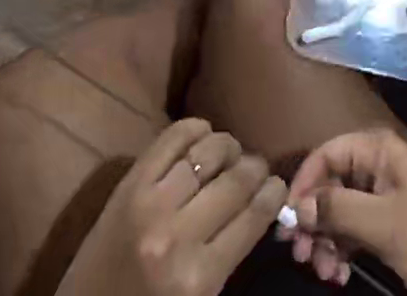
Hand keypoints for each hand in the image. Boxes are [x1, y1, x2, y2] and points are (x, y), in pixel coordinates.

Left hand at [60, 118, 287, 295]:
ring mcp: (151, 204)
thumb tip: (261, 205)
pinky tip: (203, 135)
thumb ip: (230, 255)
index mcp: (200, 277)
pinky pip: (171, 139)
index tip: (278, 184)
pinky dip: (195, 129)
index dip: (274, 192)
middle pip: (236, 180)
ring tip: (231, 153)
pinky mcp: (128, 185)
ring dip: (228, 147)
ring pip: (208, 152)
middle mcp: (179, 236)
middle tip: (258, 167)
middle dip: (256, 168)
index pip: (255, 216)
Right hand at [285, 129, 406, 290]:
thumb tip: (295, 205)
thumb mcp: (384, 224)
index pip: (330, 152)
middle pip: (331, 184)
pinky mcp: (390, 231)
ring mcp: (386, 201)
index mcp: (382, 153)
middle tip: (300, 254)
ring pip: (339, 212)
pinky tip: (336, 274)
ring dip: (324, 241)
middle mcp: (380, 169)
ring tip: (322, 271)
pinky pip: (353, 233)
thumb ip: (337, 209)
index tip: (286, 218)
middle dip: (313, 218)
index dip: (305, 181)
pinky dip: (340, 252)